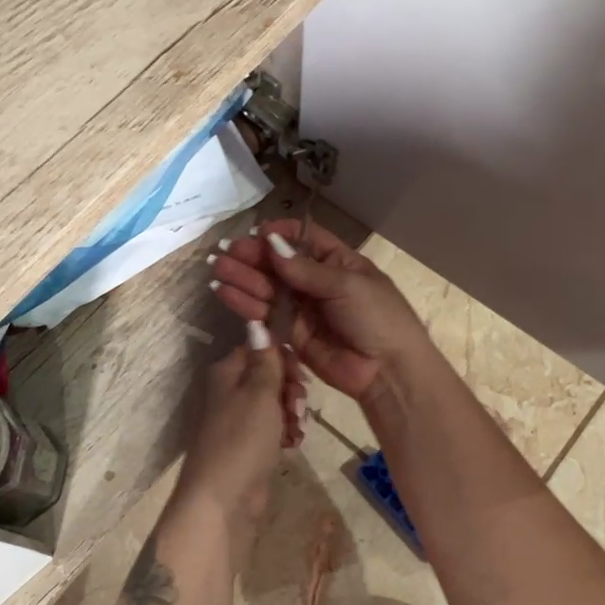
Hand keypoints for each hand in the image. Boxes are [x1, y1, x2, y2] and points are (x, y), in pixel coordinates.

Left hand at [176, 325, 293, 530]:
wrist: (223, 500)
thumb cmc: (242, 439)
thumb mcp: (260, 393)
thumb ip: (266, 359)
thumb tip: (260, 323)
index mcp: (226, 372)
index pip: (259, 349)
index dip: (283, 359)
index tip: (301, 376)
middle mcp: (228, 392)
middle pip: (269, 377)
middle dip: (291, 389)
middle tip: (299, 406)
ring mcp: (237, 421)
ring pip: (274, 405)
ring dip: (291, 414)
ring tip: (296, 430)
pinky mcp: (247, 447)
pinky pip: (272, 430)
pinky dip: (284, 434)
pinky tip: (292, 445)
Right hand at [210, 219, 431, 405]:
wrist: (387, 370)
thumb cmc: (376, 317)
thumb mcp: (346, 284)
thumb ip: (305, 268)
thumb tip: (271, 243)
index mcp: (337, 261)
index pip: (303, 239)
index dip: (278, 235)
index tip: (255, 234)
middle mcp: (316, 282)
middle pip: (279, 264)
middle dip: (252, 257)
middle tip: (226, 253)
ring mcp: (303, 309)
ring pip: (267, 289)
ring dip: (243, 279)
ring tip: (217, 270)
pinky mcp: (291, 334)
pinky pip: (265, 315)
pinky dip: (245, 305)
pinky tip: (225, 293)